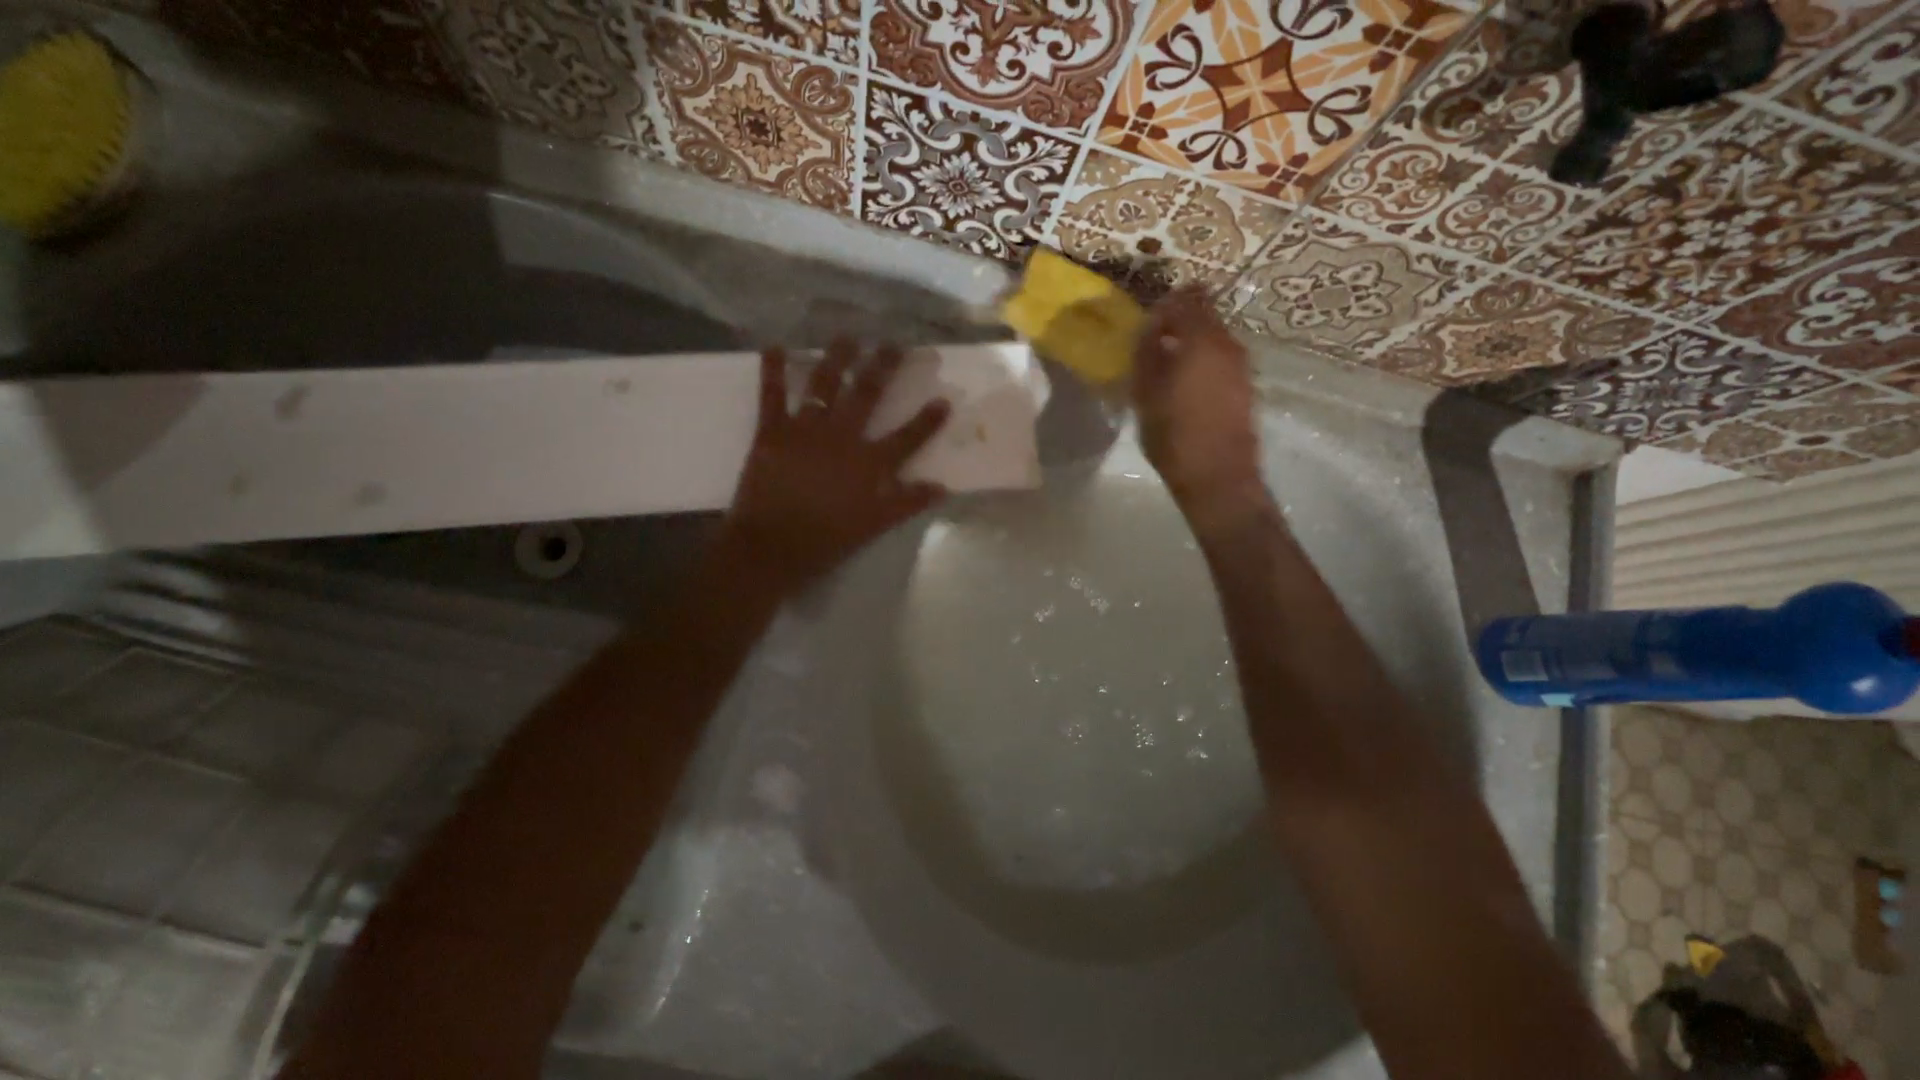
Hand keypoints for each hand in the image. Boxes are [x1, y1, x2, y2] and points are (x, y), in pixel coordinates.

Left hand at [722, 338, 949, 591]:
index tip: (944, 398)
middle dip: (883, 367)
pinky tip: (777, 347)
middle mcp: (841, 436)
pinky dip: (774, 371)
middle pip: (866, 395)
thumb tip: (942, 487)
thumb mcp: (873, 526)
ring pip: (824, 384)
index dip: (927, 420)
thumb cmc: (824, 542)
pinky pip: (772, 395)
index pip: (906, 438)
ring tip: (848, 336)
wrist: (770, 546)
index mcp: (868, 463)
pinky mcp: (772, 431)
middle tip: (894, 343)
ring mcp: (806, 429)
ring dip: (837, 357)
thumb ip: (906, 503)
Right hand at [1131, 288, 1263, 513]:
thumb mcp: (1146, 393)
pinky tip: (1184, 383)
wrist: (1219, 477)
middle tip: (1154, 340)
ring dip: (1191, 343)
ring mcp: (1241, 366)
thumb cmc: (1174, 436)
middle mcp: (1228, 344)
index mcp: (1202, 339)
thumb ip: (1147, 352)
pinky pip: (1220, 359)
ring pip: (1214, 338)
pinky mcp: (1245, 386)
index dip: (1166, 303)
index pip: (1187, 298)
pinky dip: (1202, 361)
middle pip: (1205, 315)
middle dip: (1180, 321)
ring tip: (1166, 364)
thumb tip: (1151, 326)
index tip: (1148, 319)